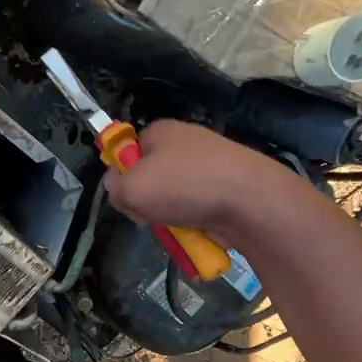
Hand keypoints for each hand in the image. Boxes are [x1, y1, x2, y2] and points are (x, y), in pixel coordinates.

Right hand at [102, 121, 299, 237]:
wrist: (248, 199)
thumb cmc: (182, 185)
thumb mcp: (131, 188)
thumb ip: (114, 187)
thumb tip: (115, 185)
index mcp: (160, 132)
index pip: (127, 149)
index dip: (121, 173)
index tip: (124, 194)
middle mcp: (183, 143)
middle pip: (148, 176)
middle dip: (144, 200)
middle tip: (149, 213)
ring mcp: (206, 165)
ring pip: (170, 196)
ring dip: (165, 215)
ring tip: (174, 225)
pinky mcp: (222, 187)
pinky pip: (193, 206)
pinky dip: (189, 221)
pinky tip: (192, 230)